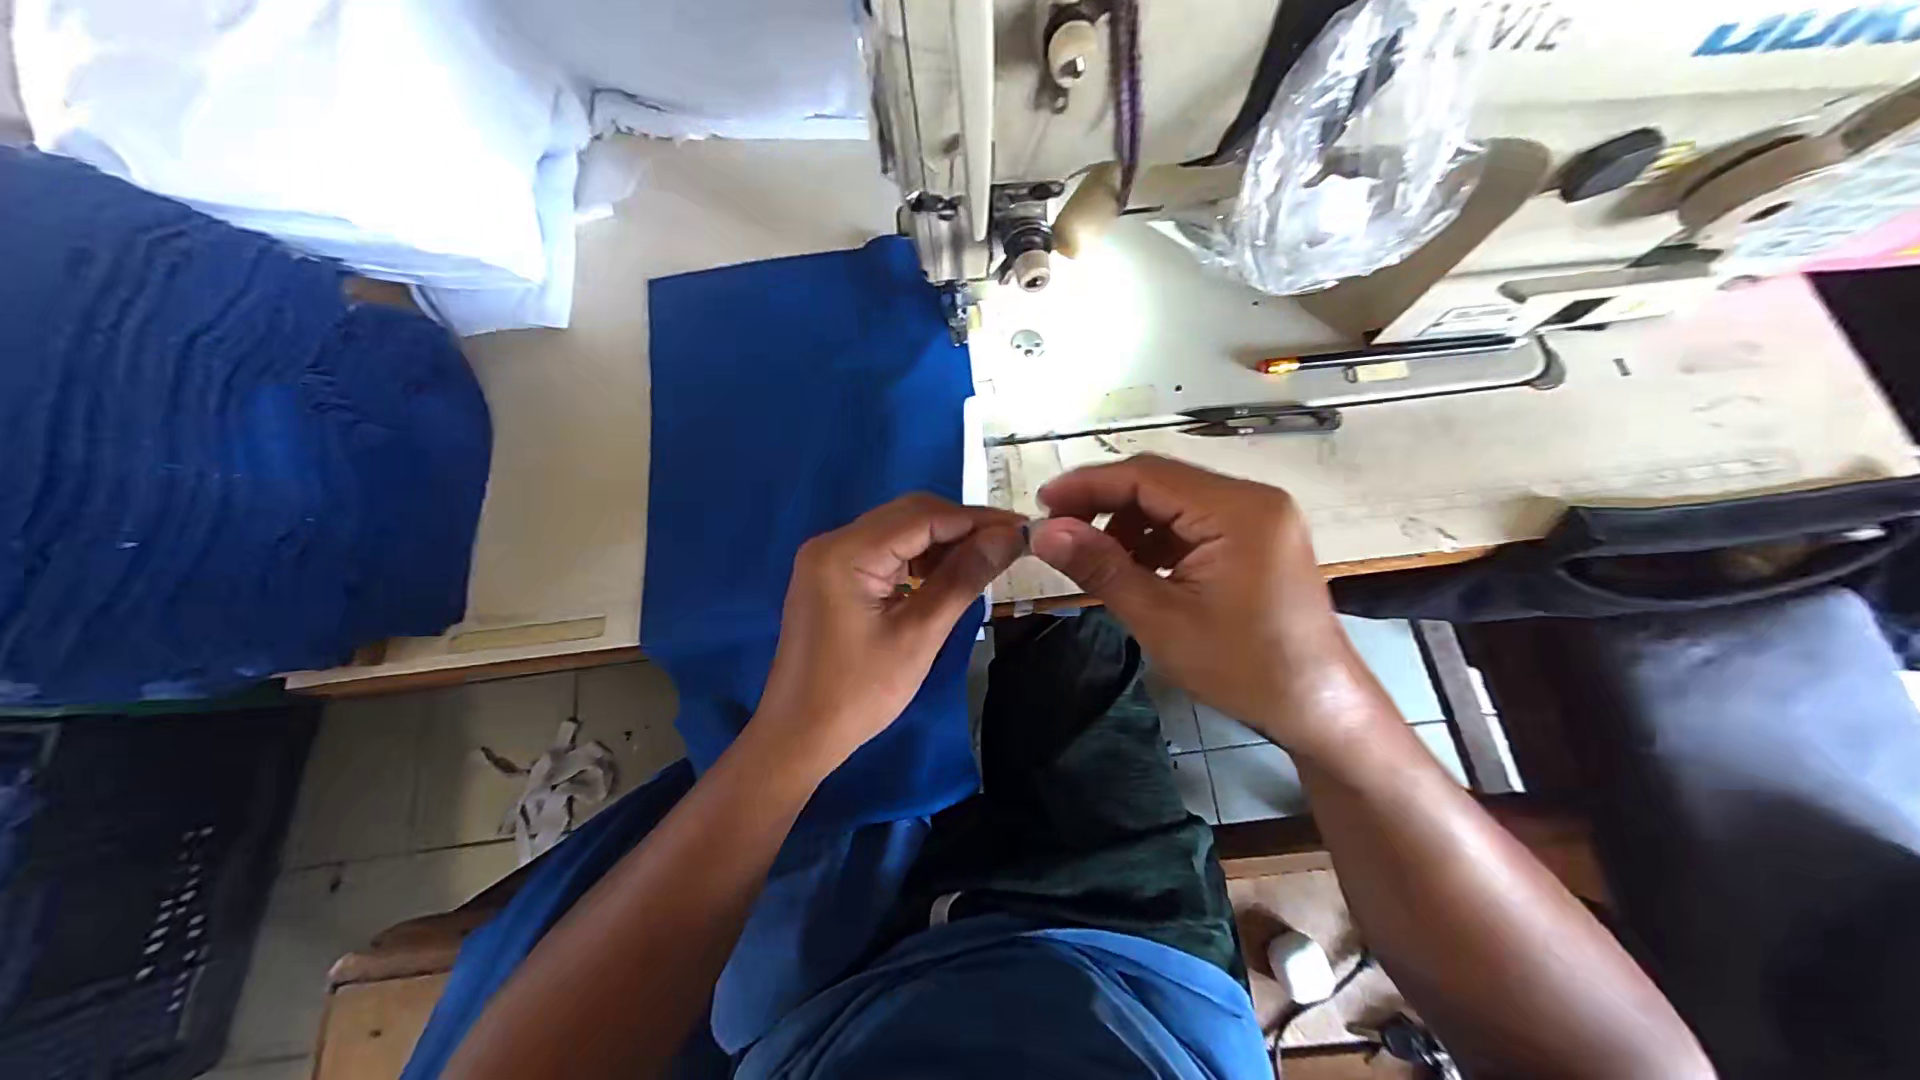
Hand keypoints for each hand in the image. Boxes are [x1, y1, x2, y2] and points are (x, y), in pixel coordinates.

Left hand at [753, 494, 1024, 774]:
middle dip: (962, 527)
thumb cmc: (858, 692)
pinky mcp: (834, 578)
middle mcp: (833, 543)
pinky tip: (949, 575)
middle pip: (909, 516)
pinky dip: (920, 561)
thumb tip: (1009, 537)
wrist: (800, 736)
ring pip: (899, 533)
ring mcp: (830, 560)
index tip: (1022, 528)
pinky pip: (886, 554)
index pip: (922, 516)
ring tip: (987, 559)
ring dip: (943, 543)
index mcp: (845, 552)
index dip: (976, 519)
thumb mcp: (918, 635)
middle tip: (1010, 543)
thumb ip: (963, 578)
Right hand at [1029, 456, 1384, 755]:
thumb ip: (1100, 566)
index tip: (1042, 505)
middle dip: (1104, 504)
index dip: (1087, 485)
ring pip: (1174, 502)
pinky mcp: (1257, 538)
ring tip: (1094, 558)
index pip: (1147, 476)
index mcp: (1237, 511)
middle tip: (1057, 531)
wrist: (1318, 709)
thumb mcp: (1160, 618)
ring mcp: (1259, 518)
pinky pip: (1193, 523)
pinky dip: (1156, 539)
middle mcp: (1252, 500)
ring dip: (1128, 523)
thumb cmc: (1242, 667)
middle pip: (1161, 483)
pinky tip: (1134, 568)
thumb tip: (1043, 533)